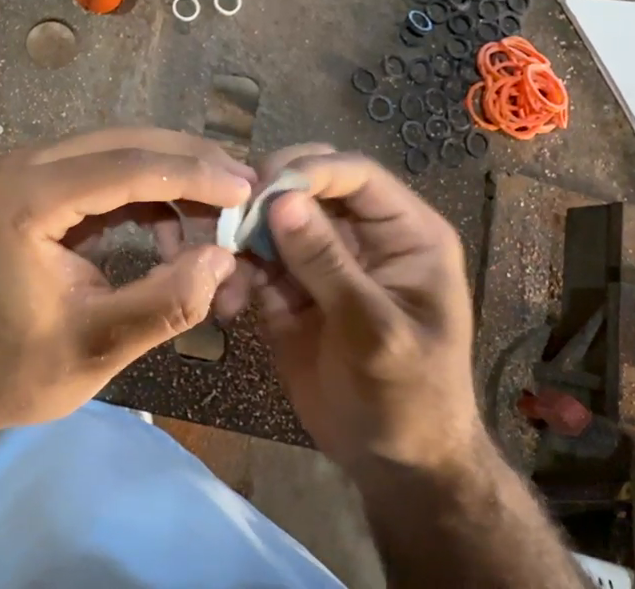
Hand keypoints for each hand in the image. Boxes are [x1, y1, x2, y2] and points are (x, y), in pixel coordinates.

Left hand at [0, 128, 254, 434]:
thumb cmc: (13, 369)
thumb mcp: (96, 347)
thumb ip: (164, 303)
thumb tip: (225, 259)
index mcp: (27, 200)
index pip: (127, 166)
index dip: (194, 175)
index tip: (248, 191)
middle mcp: (25, 167)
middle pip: (126, 143)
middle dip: (191, 165)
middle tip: (246, 192)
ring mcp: (29, 172)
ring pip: (120, 152)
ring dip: (173, 179)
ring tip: (220, 221)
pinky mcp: (39, 186)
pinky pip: (106, 173)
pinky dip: (148, 196)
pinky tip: (175, 237)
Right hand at [249, 146, 480, 474]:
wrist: (394, 465)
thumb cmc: (409, 397)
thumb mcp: (375, 331)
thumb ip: (328, 264)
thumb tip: (281, 200)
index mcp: (404, 232)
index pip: (355, 175)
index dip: (310, 170)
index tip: (263, 186)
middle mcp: (360, 235)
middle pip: (307, 185)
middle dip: (266, 197)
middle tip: (231, 218)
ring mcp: (321, 260)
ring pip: (271, 220)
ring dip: (242, 239)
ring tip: (225, 274)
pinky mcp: (288, 288)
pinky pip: (254, 261)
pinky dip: (235, 276)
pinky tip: (228, 308)